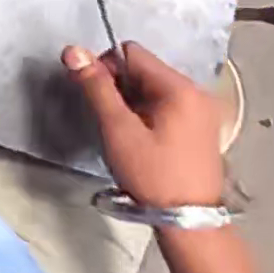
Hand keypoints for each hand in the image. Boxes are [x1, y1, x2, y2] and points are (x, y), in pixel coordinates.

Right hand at [62, 41, 223, 207]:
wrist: (188, 222)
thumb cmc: (152, 174)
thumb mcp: (118, 129)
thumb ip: (96, 87)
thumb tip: (72, 50)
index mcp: (179, 87)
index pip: (131, 53)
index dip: (105, 67)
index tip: (95, 97)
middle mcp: (195, 91)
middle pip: (142, 69)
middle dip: (117, 86)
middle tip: (107, 118)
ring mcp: (200, 109)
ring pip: (151, 87)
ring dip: (129, 101)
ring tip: (122, 131)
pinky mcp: (199, 126)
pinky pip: (163, 104)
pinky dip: (144, 112)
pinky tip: (139, 138)